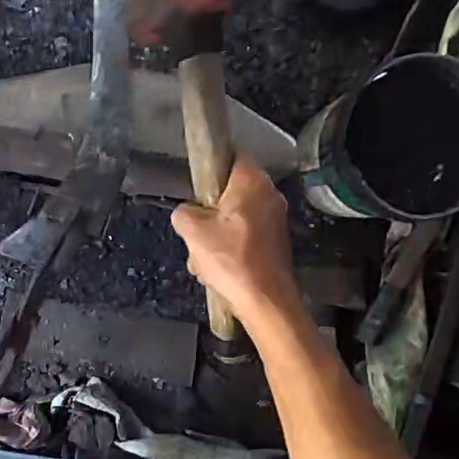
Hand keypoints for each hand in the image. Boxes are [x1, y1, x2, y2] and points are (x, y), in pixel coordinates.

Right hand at [170, 157, 298, 322]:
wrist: (266, 302)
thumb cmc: (231, 261)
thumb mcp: (193, 232)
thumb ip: (183, 213)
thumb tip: (187, 213)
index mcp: (253, 182)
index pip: (230, 156)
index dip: (210, 169)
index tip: (195, 188)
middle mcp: (270, 195)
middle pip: (229, 192)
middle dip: (207, 213)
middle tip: (196, 232)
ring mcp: (275, 220)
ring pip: (233, 218)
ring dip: (214, 237)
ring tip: (204, 260)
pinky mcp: (274, 243)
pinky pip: (244, 237)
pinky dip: (229, 250)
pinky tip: (218, 271)